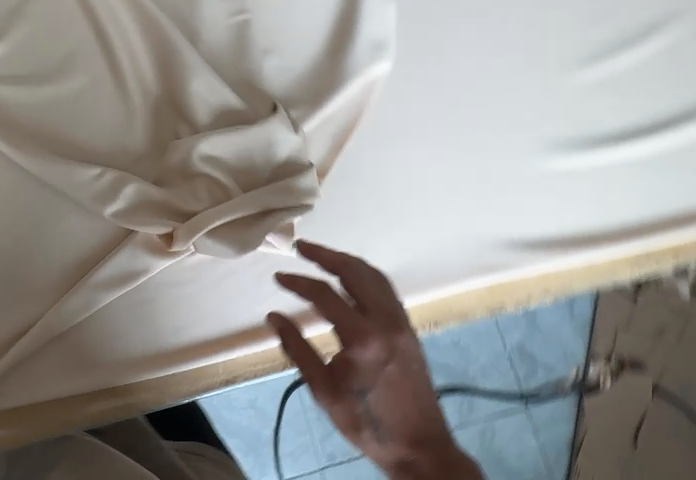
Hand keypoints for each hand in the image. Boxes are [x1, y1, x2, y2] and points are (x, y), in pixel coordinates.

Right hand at [268, 242, 480, 479]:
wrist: (421, 449)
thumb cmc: (368, 423)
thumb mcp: (325, 392)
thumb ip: (298, 349)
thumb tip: (273, 317)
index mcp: (363, 338)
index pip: (324, 295)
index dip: (298, 283)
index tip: (278, 277)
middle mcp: (385, 322)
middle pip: (354, 271)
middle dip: (325, 255)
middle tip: (301, 247)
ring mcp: (401, 324)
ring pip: (374, 276)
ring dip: (347, 261)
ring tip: (323, 256)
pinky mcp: (409, 330)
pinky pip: (386, 289)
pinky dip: (365, 275)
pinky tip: (351, 279)